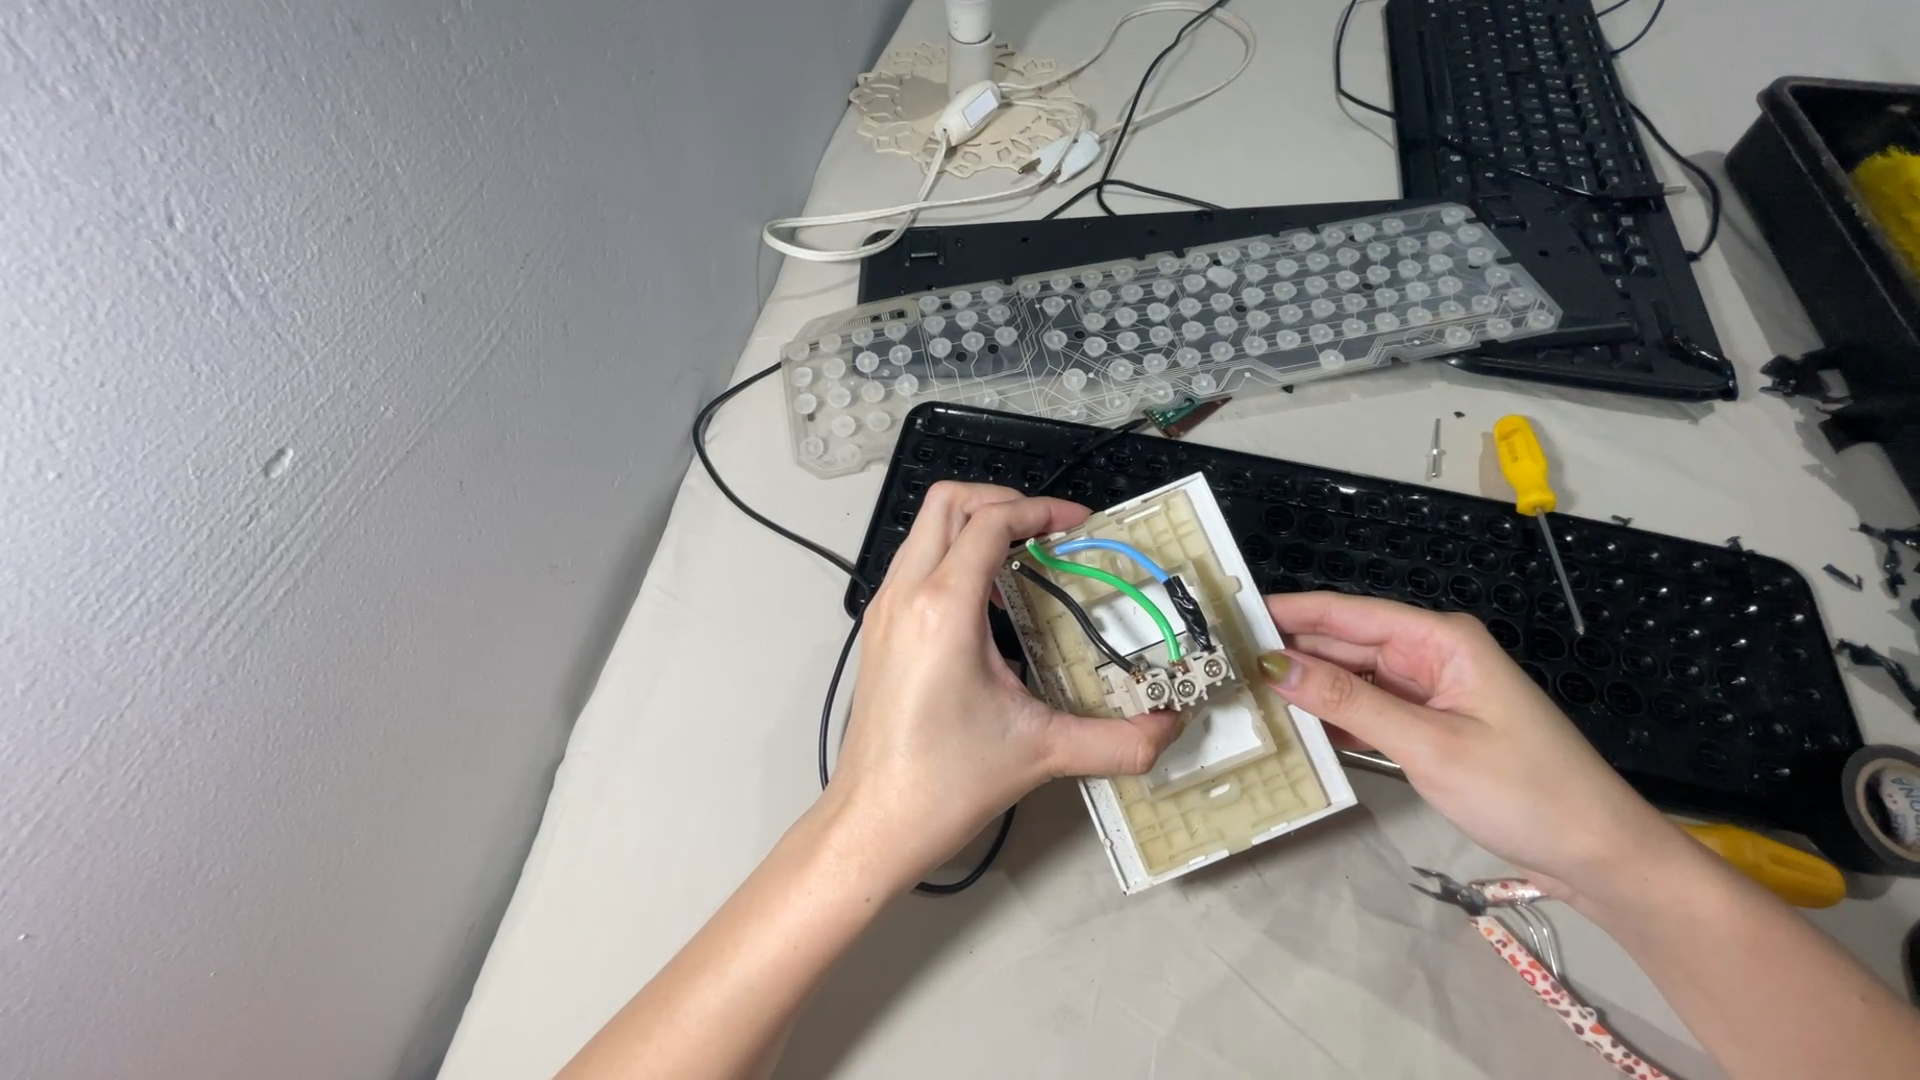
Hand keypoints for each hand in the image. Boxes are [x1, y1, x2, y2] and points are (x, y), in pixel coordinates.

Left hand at [826, 482, 1179, 890]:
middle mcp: (905, 597)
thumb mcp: (1040, 752)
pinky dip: (952, 558)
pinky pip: (915, 565)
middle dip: (1002, 500)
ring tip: (1025, 560)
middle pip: (947, 503)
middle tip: (1048, 530)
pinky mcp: (879, 631)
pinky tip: (990, 602)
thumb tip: (1168, 729)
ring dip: (975, 527)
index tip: (1077, 525)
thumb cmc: (940, 785)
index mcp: (943, 610)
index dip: (1040, 510)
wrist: (873, 823)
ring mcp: (884, 611)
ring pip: (925, 530)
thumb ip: (1117, 740)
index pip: (989, 522)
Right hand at [1259, 591, 1682, 901]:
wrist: (1600, 857)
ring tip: (1242, 695)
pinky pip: (1362, 709)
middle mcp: (1426, 654)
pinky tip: (1290, 726)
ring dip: (1303, 690)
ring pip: (1346, 679)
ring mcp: (1423, 690)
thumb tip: (1272, 665)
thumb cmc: (1525, 791)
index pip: (1344, 613)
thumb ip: (1346, 701)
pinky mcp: (1422, 724)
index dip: (1285, 612)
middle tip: (1221, 666)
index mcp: (1437, 639)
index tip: (1228, 617)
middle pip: (1340, 645)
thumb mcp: (1429, 745)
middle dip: (1287, 654)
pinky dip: (1329, 718)